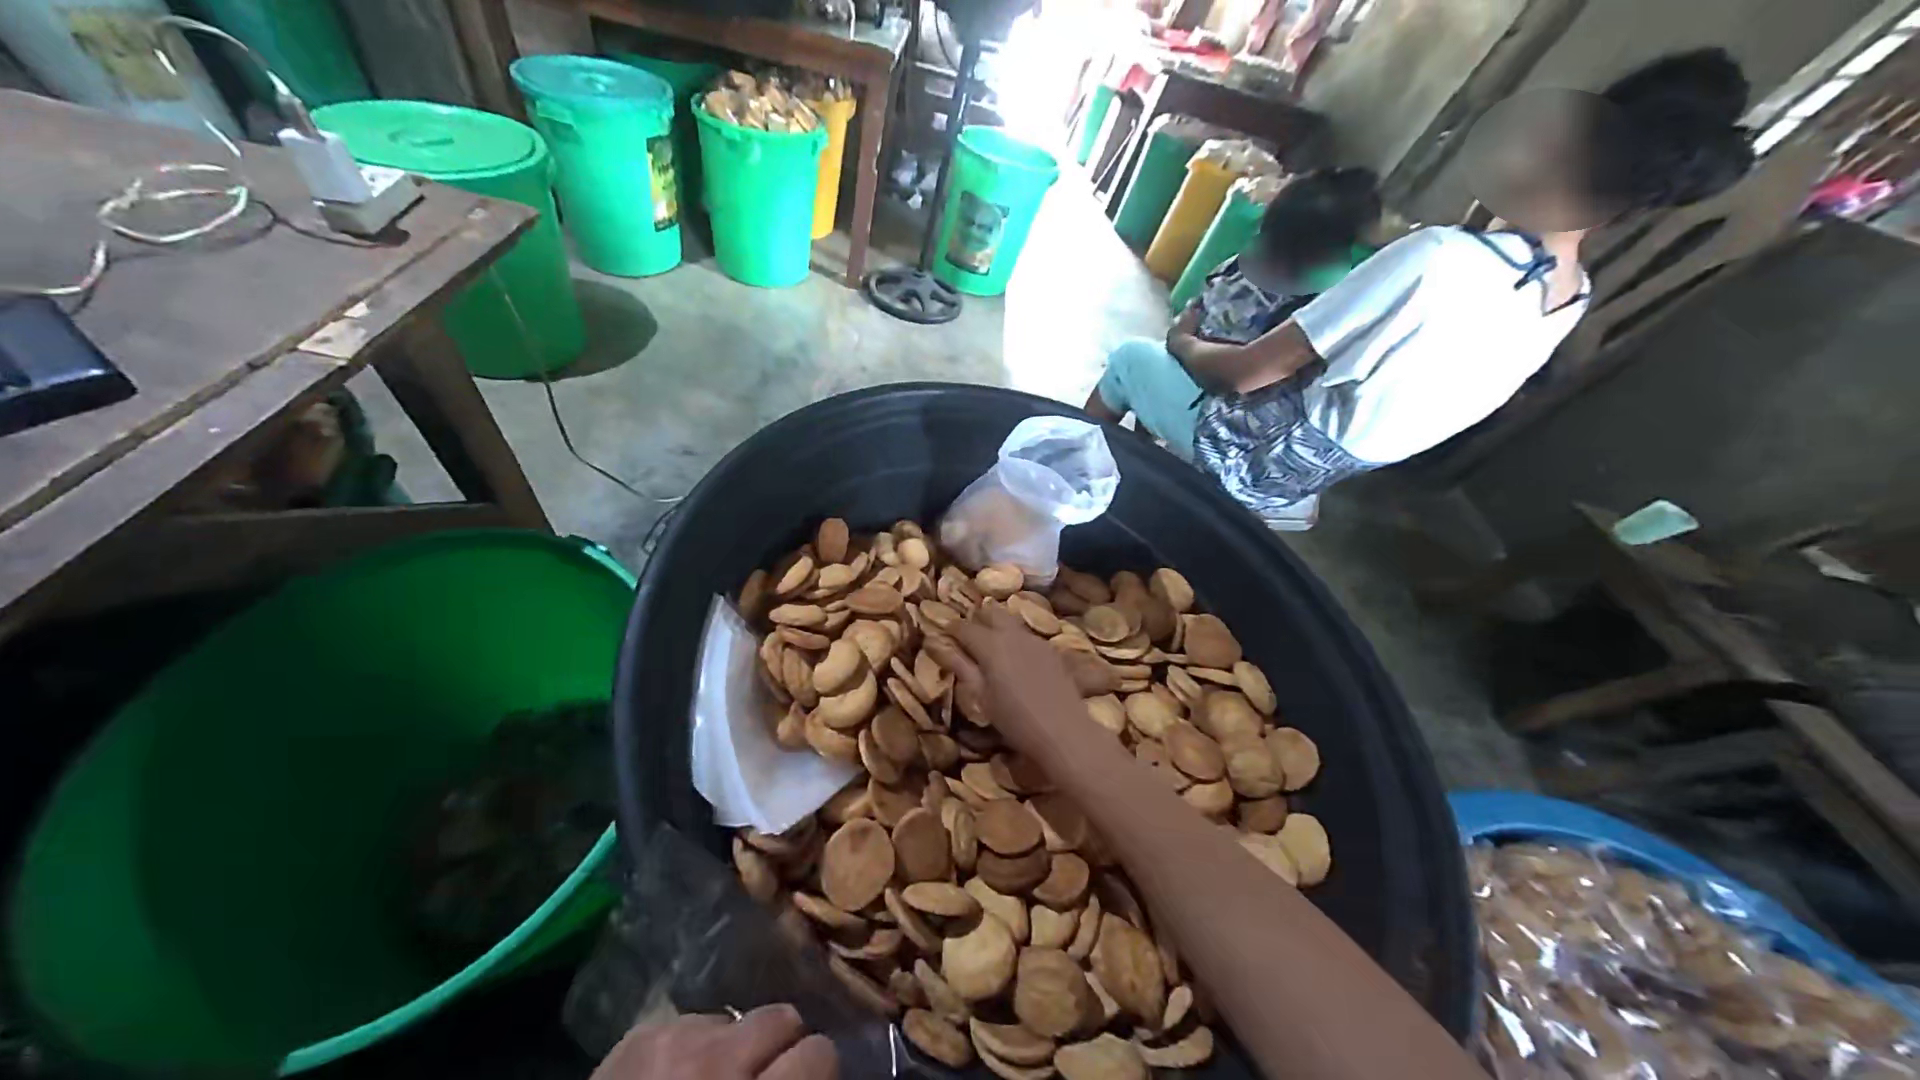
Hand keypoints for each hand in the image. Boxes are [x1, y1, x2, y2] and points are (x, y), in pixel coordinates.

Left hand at [589, 1006, 837, 1079]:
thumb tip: (818, 1071)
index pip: (818, 1054)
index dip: (819, 1070)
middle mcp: (716, 1062)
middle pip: (784, 1018)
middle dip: (781, 1050)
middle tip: (767, 1079)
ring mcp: (674, 1040)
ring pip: (740, 1014)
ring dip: (738, 1046)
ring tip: (720, 1078)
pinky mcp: (641, 1033)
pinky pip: (695, 1022)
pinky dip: (697, 1047)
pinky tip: (679, 1079)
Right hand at [926, 605, 1091, 765]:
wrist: (1063, 731)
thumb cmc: (1014, 719)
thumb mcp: (980, 695)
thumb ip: (960, 665)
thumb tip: (935, 644)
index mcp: (990, 644)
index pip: (964, 626)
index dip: (951, 628)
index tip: (943, 633)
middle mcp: (1012, 634)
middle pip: (990, 612)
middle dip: (976, 618)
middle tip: (967, 636)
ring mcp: (1035, 639)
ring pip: (1011, 621)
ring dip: (997, 625)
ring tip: (990, 646)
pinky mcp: (1051, 649)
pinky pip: (1027, 634)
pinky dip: (1015, 638)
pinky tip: (1016, 659)